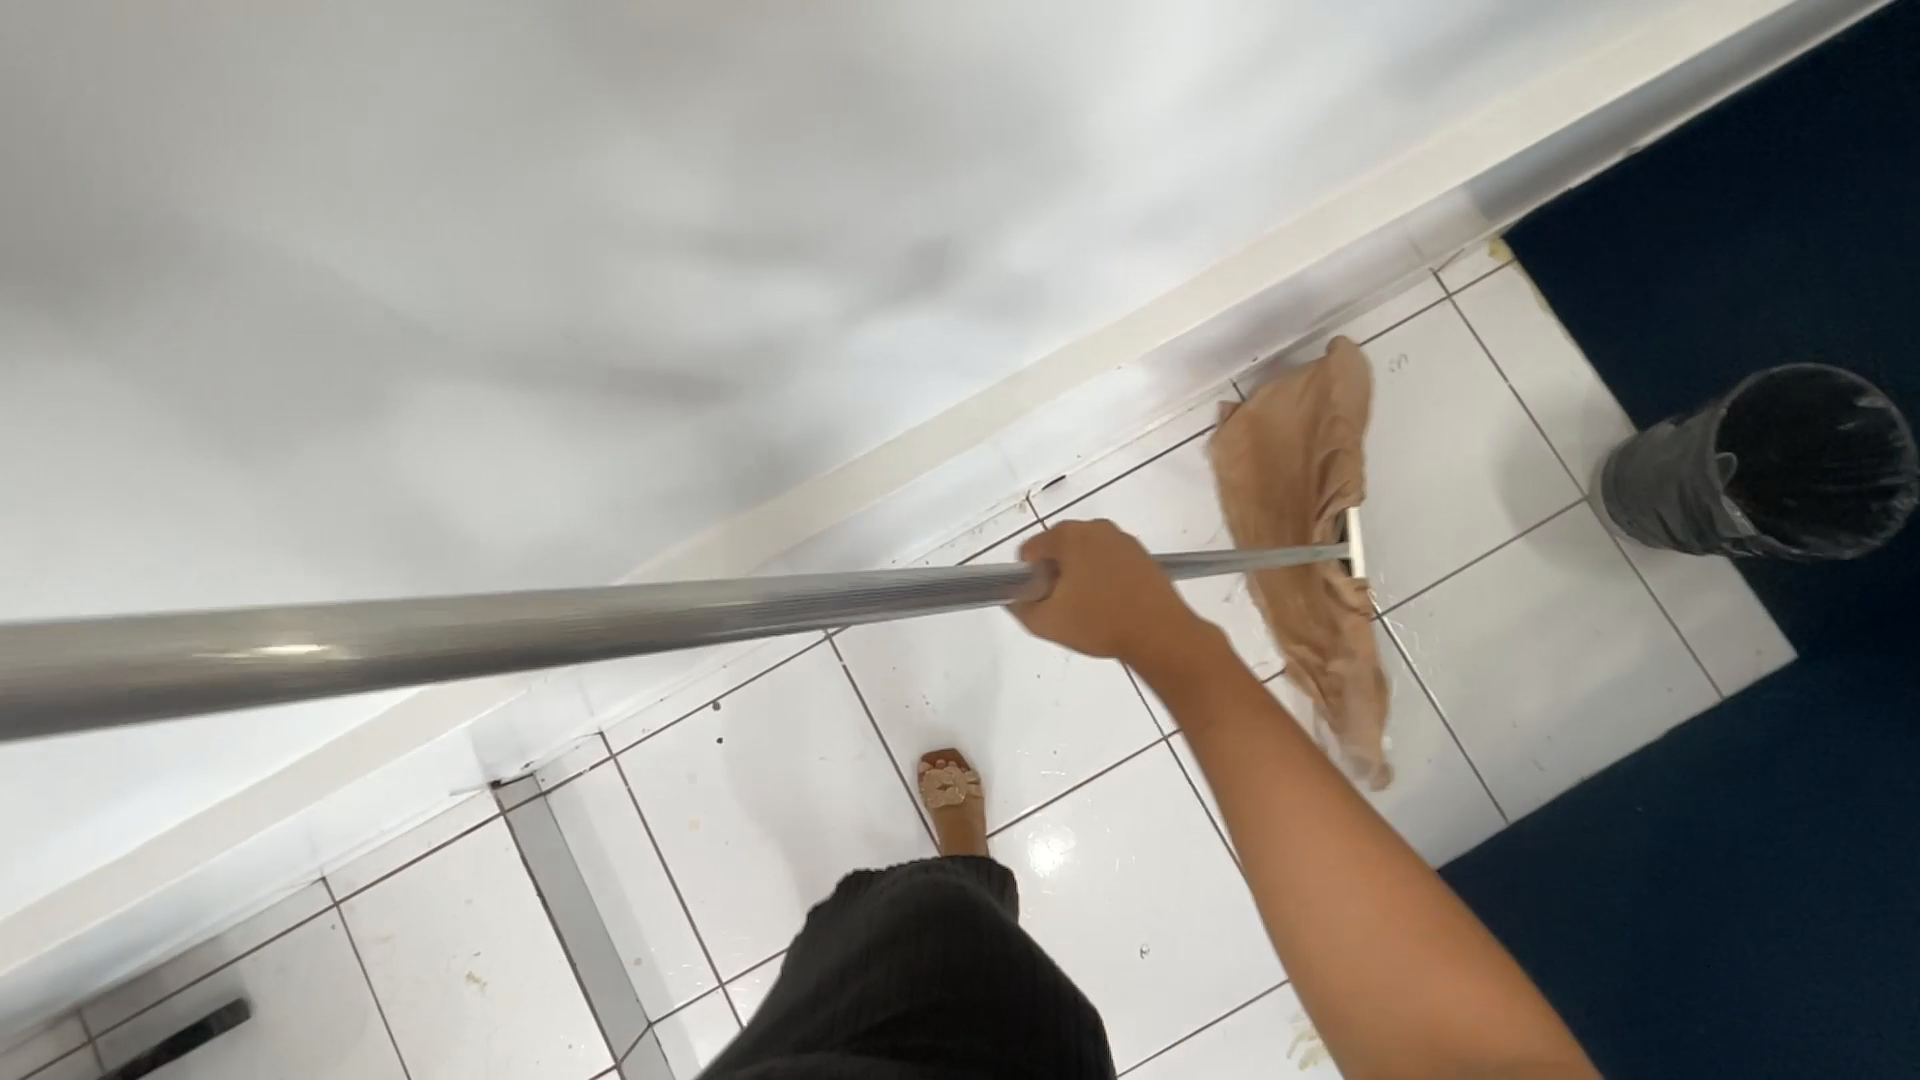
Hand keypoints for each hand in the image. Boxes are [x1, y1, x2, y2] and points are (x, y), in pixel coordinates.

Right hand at [1010, 519, 1215, 667]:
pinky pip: (1109, 561)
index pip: (1030, 550)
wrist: (1160, 634)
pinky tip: (1111, 604)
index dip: (1028, 577)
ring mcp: (1123, 539)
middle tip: (1064, 606)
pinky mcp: (1143, 554)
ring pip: (1086, 555)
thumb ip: (1019, 607)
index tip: (1042, 601)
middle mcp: (1096, 527)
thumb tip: (1016, 598)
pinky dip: (1104, 577)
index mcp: (1069, 535)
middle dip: (1055, 574)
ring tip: (1089, 608)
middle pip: (1059, 549)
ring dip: (1080, 576)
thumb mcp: (1045, 623)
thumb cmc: (1099, 623)